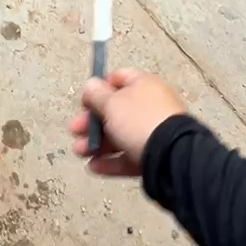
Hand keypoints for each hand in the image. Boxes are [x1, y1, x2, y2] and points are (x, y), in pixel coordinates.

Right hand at [68, 67, 185, 176]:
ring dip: (97, 143)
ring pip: (120, 135)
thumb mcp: (112, 104)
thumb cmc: (139, 121)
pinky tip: (93, 167)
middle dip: (92, 121)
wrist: (170, 156)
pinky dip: (111, 161)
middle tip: (75, 130)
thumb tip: (90, 84)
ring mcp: (153, 132)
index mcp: (143, 85)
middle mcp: (150, 106)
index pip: (118, 79)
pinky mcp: (154, 155)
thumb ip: (97, 95)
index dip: (99, 89)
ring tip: (79, 152)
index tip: (85, 102)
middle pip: (116, 110)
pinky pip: (129, 155)